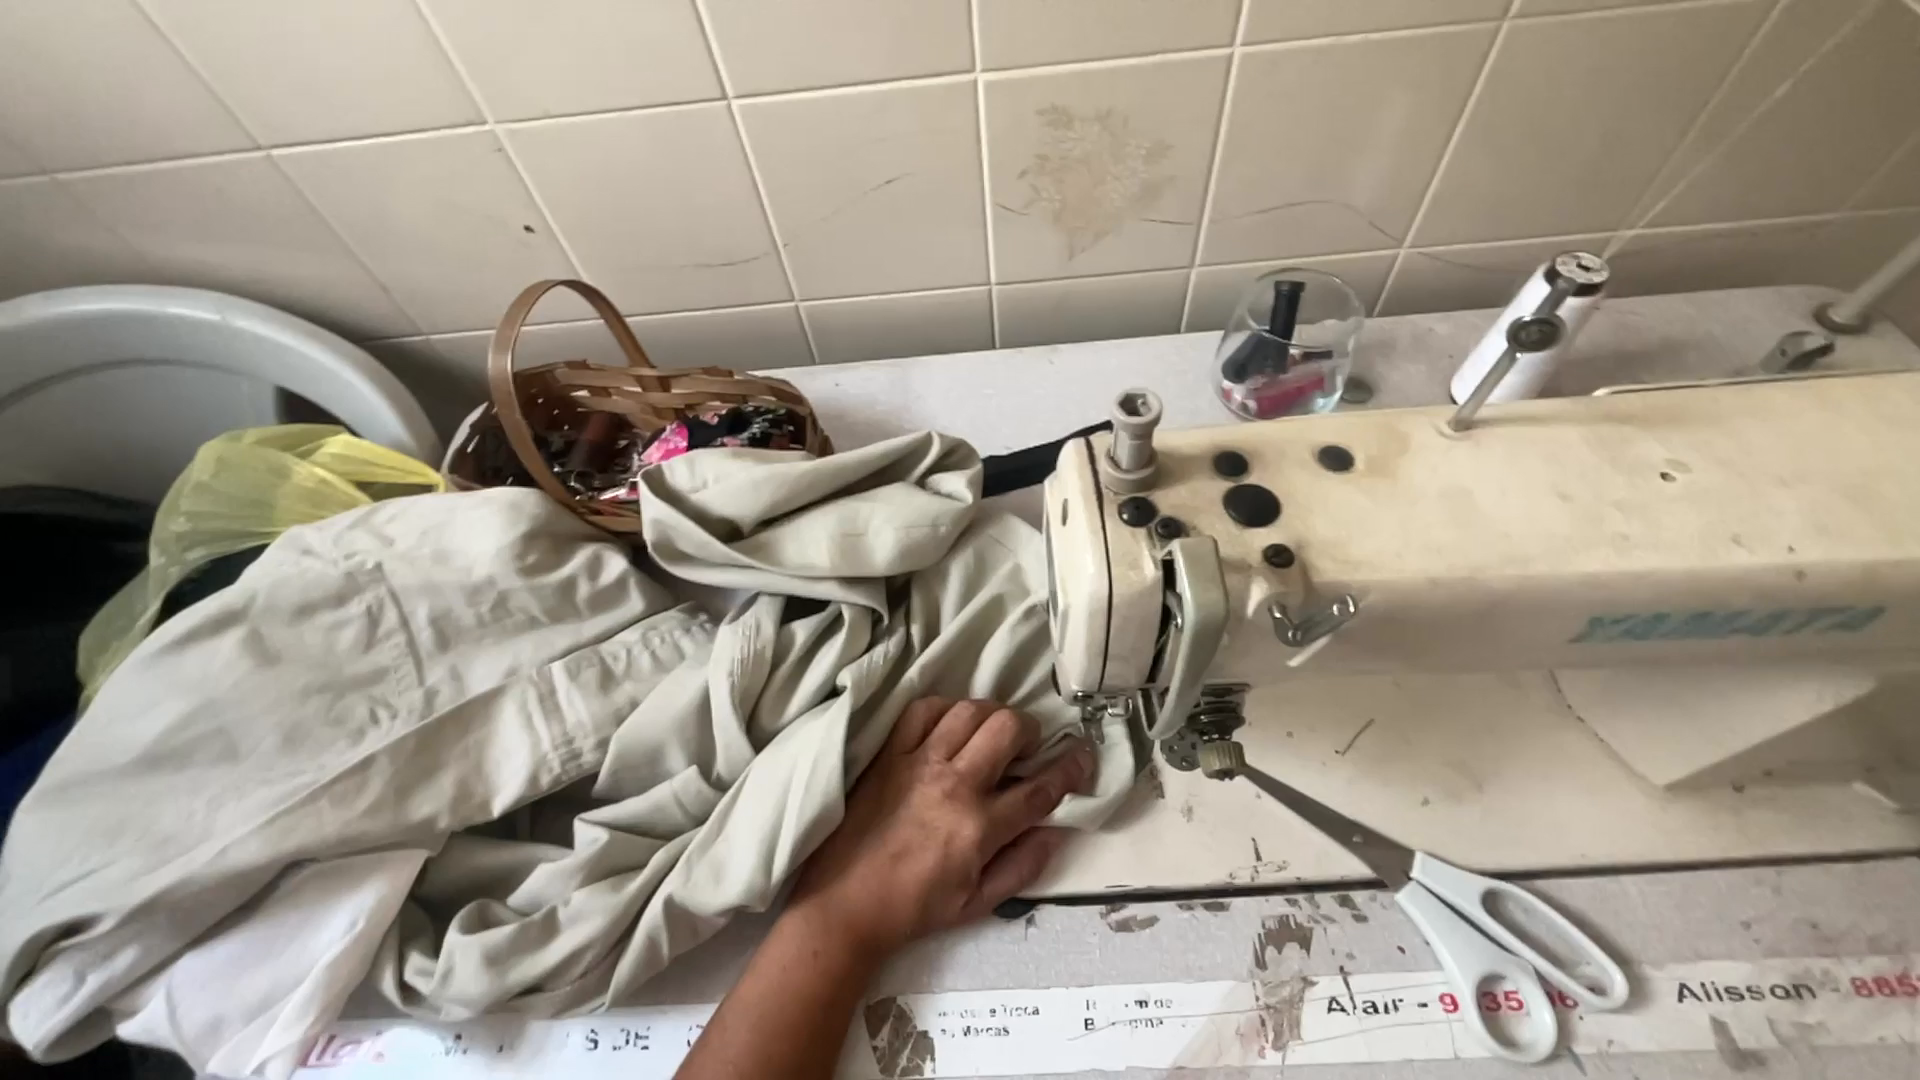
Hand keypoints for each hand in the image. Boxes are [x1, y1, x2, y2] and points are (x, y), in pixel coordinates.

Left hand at [787, 698, 1093, 960]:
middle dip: (1029, 730)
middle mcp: (953, 785)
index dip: (1070, 768)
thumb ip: (1023, 865)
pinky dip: (944, 709)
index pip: (1040, 788)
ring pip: (969, 710)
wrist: (843, 904)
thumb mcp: (978, 903)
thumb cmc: (913, 908)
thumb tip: (1057, 830)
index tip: (1081, 757)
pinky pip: (921, 710)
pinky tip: (950, 724)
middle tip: (1026, 747)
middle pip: (1008, 728)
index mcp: (979, 827)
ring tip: (991, 733)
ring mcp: (918, 762)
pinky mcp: (888, 754)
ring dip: (991, 715)